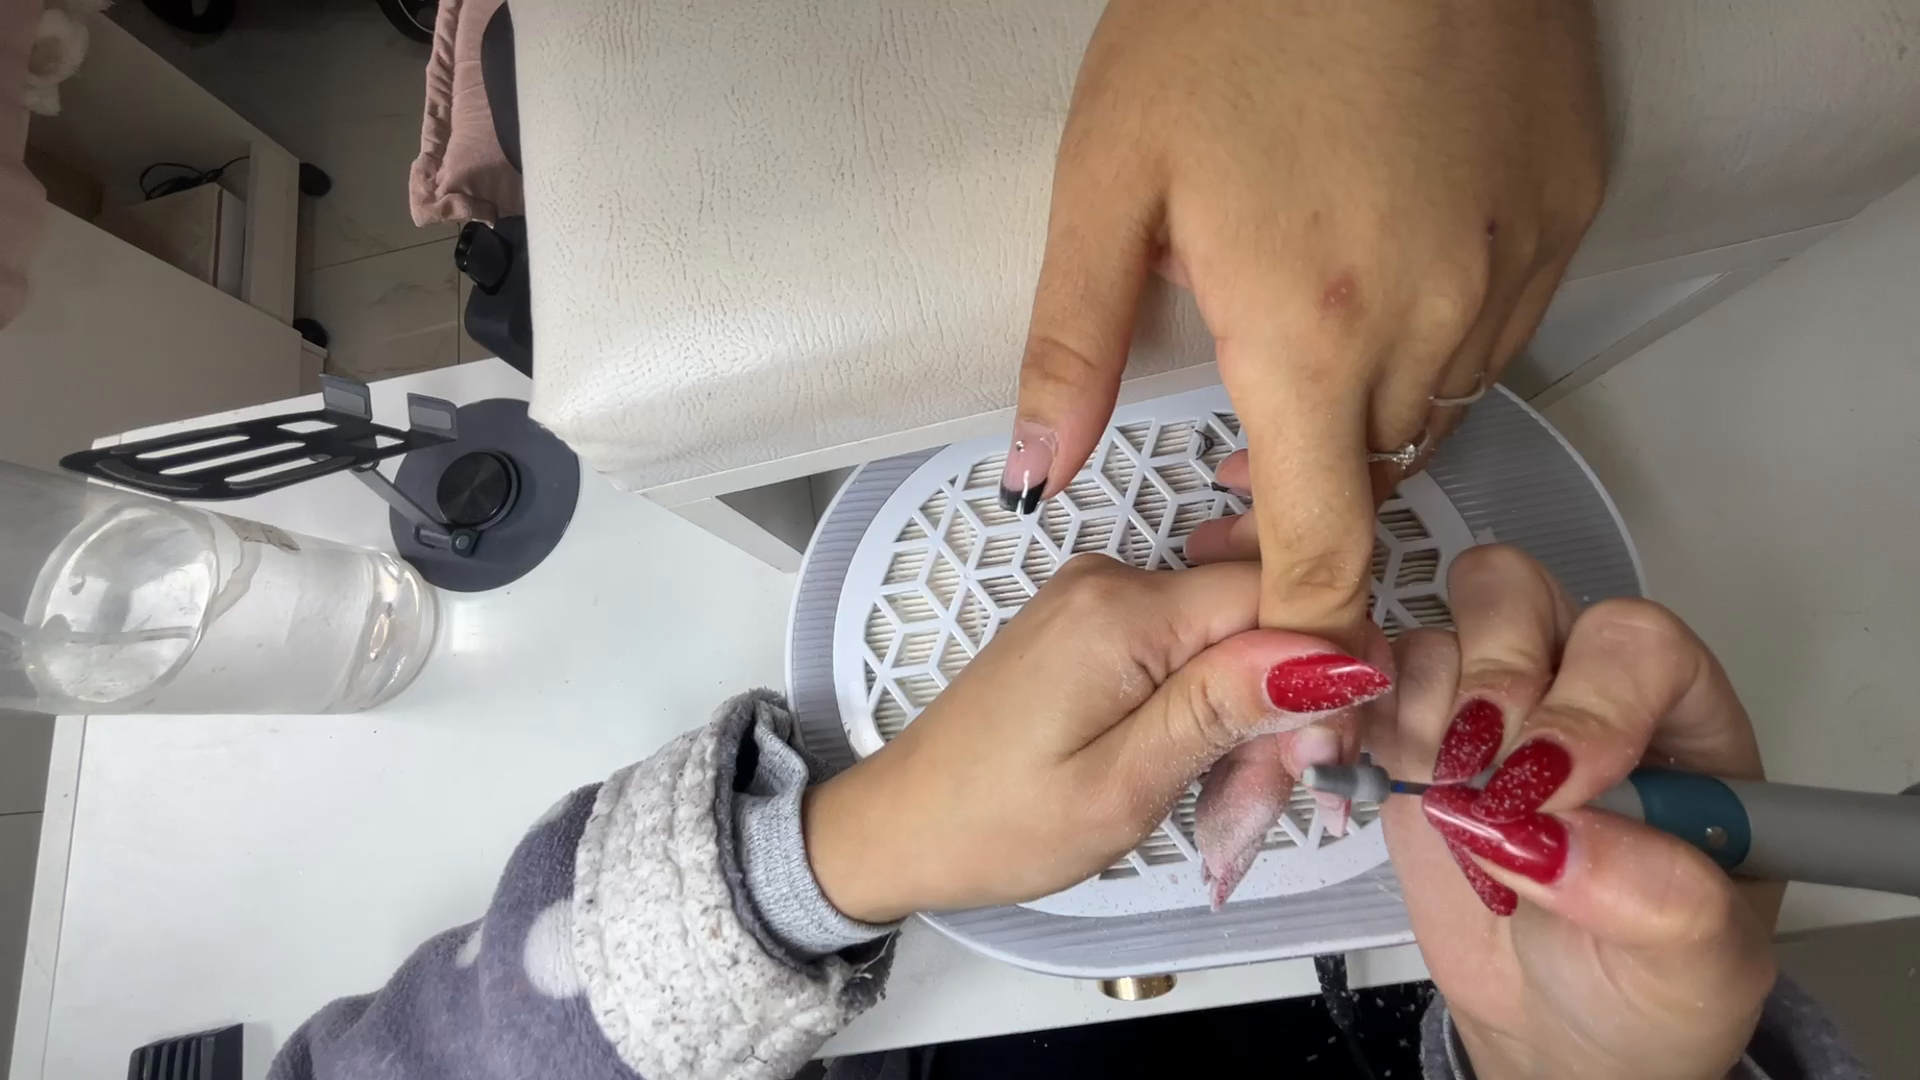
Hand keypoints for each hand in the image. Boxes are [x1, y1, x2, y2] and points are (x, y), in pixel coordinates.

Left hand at [801, 555, 1390, 921]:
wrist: (905, 819)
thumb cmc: (1001, 822)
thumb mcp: (1123, 784)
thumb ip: (1222, 707)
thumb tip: (1332, 653)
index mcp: (1121, 608)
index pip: (1277, 588)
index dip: (1324, 664)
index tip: (1318, 751)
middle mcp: (1108, 577)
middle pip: (1249, 613)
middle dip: (1279, 701)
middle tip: (1257, 796)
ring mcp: (1091, 595)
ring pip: (1217, 633)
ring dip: (1239, 710)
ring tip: (1213, 794)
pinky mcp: (1082, 622)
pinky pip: (1172, 641)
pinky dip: (1197, 698)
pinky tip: (1184, 758)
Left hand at [1003, 0, 1606, 640]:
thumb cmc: (1224, 26)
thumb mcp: (1106, 196)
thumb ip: (1071, 355)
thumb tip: (1036, 473)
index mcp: (1313, 334)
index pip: (1320, 543)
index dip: (1302, 618)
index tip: (1280, 652)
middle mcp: (1434, 321)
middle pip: (1364, 486)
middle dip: (1299, 510)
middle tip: (1231, 484)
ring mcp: (1513, 267)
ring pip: (1423, 416)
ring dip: (1350, 427)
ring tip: (1283, 379)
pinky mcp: (1560, 214)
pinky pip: (1483, 338)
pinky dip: (1415, 356)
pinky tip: (1363, 302)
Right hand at [1373, 545, 1781, 1079]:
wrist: (1544, 1012)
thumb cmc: (1639, 982)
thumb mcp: (1696, 964)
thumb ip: (1657, 897)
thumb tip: (1553, 833)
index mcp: (1671, 721)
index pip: (1633, 643)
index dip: (1587, 701)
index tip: (1556, 790)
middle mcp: (1565, 688)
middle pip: (1513, 593)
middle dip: (1487, 674)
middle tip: (1480, 765)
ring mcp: (1472, 704)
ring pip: (1426, 634)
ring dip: (1416, 708)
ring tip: (1434, 790)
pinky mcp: (1401, 731)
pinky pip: (1359, 682)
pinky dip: (1347, 716)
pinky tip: (1368, 768)